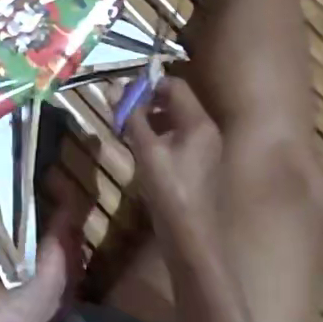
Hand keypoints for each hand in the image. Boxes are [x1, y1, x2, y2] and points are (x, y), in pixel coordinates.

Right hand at [122, 78, 222, 243]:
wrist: (190, 237)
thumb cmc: (170, 191)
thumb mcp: (146, 152)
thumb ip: (132, 118)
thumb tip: (115, 89)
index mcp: (199, 122)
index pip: (176, 85)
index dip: (150, 84)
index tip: (125, 92)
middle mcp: (207, 129)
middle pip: (178, 101)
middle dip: (150, 100)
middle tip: (123, 109)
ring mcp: (206, 148)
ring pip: (178, 120)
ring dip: (154, 118)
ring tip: (128, 127)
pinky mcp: (200, 163)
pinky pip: (180, 137)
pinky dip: (161, 134)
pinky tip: (142, 147)